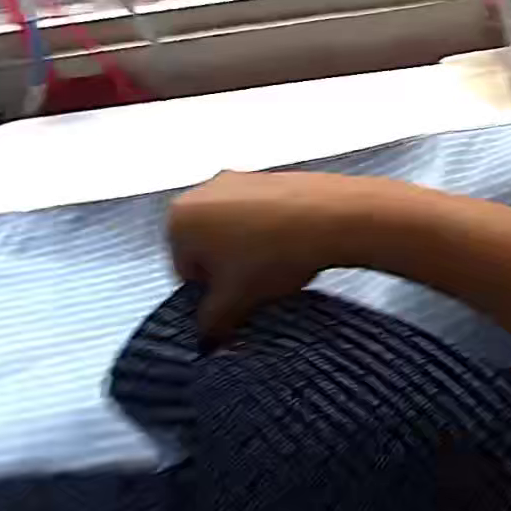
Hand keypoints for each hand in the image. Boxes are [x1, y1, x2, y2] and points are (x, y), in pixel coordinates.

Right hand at [168, 171, 396, 340]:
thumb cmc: (274, 253)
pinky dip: (270, 231)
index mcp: (180, 218)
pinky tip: (292, 247)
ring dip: (249, 251)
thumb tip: (207, 335)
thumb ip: (211, 324)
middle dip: (228, 270)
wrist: (331, 216)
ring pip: (234, 229)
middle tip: (254, 288)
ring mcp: (238, 178)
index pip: (183, 271)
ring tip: (277, 268)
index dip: (209, 294)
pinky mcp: (270, 175)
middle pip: (207, 246)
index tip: (232, 303)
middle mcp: (203, 190)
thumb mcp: (234, 302)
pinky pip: (259, 213)